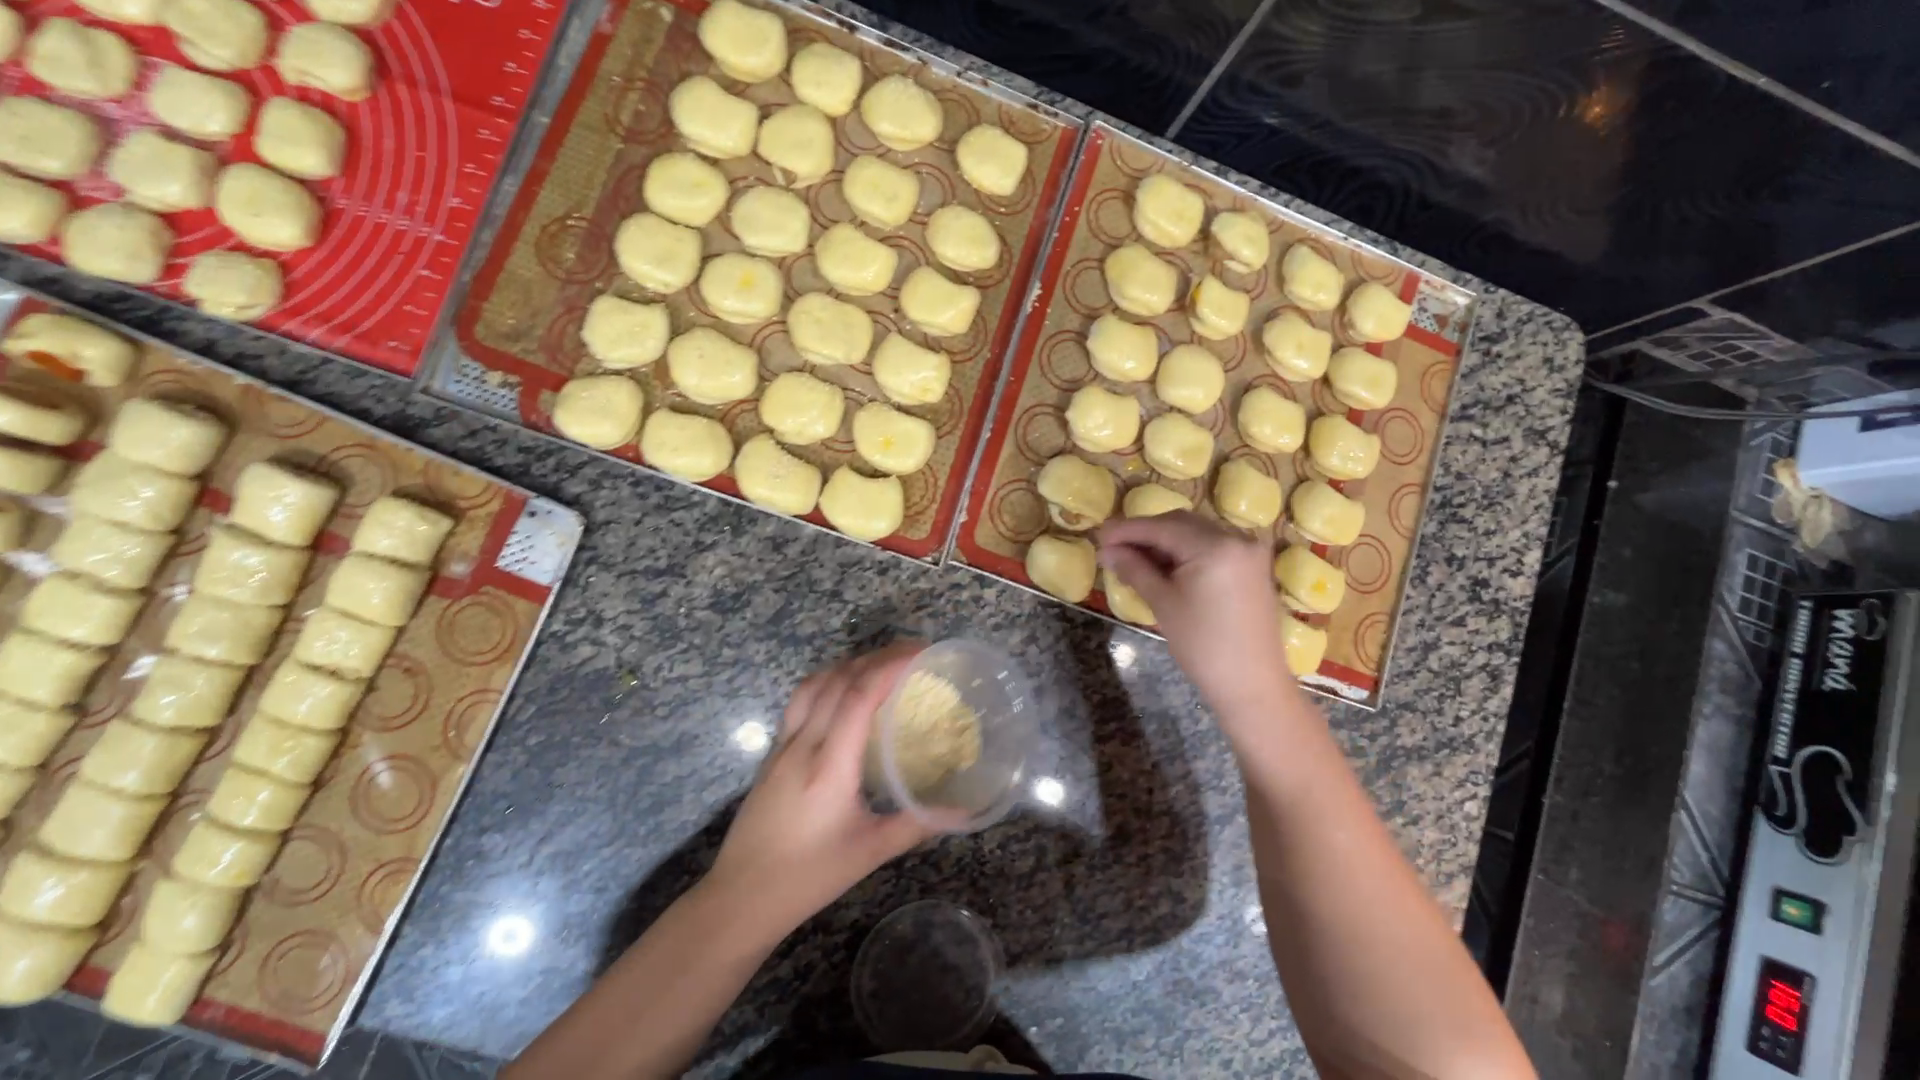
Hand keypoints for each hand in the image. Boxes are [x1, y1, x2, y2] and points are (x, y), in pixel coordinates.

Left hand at [706, 642, 937, 936]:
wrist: (740, 898)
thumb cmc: (807, 877)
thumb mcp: (869, 853)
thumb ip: (917, 826)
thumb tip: (964, 812)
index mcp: (829, 764)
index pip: (859, 695)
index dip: (890, 665)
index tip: (923, 653)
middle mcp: (803, 744)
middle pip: (837, 679)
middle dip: (876, 656)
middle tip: (914, 653)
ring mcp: (782, 746)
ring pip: (813, 685)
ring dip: (849, 664)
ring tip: (882, 666)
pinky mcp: (772, 755)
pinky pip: (800, 701)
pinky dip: (828, 682)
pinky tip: (844, 696)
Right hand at [1098, 512, 1295, 714]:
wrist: (1251, 684)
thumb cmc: (1203, 646)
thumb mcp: (1163, 603)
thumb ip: (1134, 569)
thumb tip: (1106, 550)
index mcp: (1215, 546)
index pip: (1162, 527)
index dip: (1127, 530)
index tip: (1098, 535)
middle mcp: (1237, 538)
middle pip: (1181, 523)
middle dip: (1146, 534)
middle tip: (1113, 549)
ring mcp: (1249, 551)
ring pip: (1196, 533)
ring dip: (1165, 542)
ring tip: (1134, 560)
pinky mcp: (1252, 566)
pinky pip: (1213, 547)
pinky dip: (1186, 552)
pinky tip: (1164, 567)